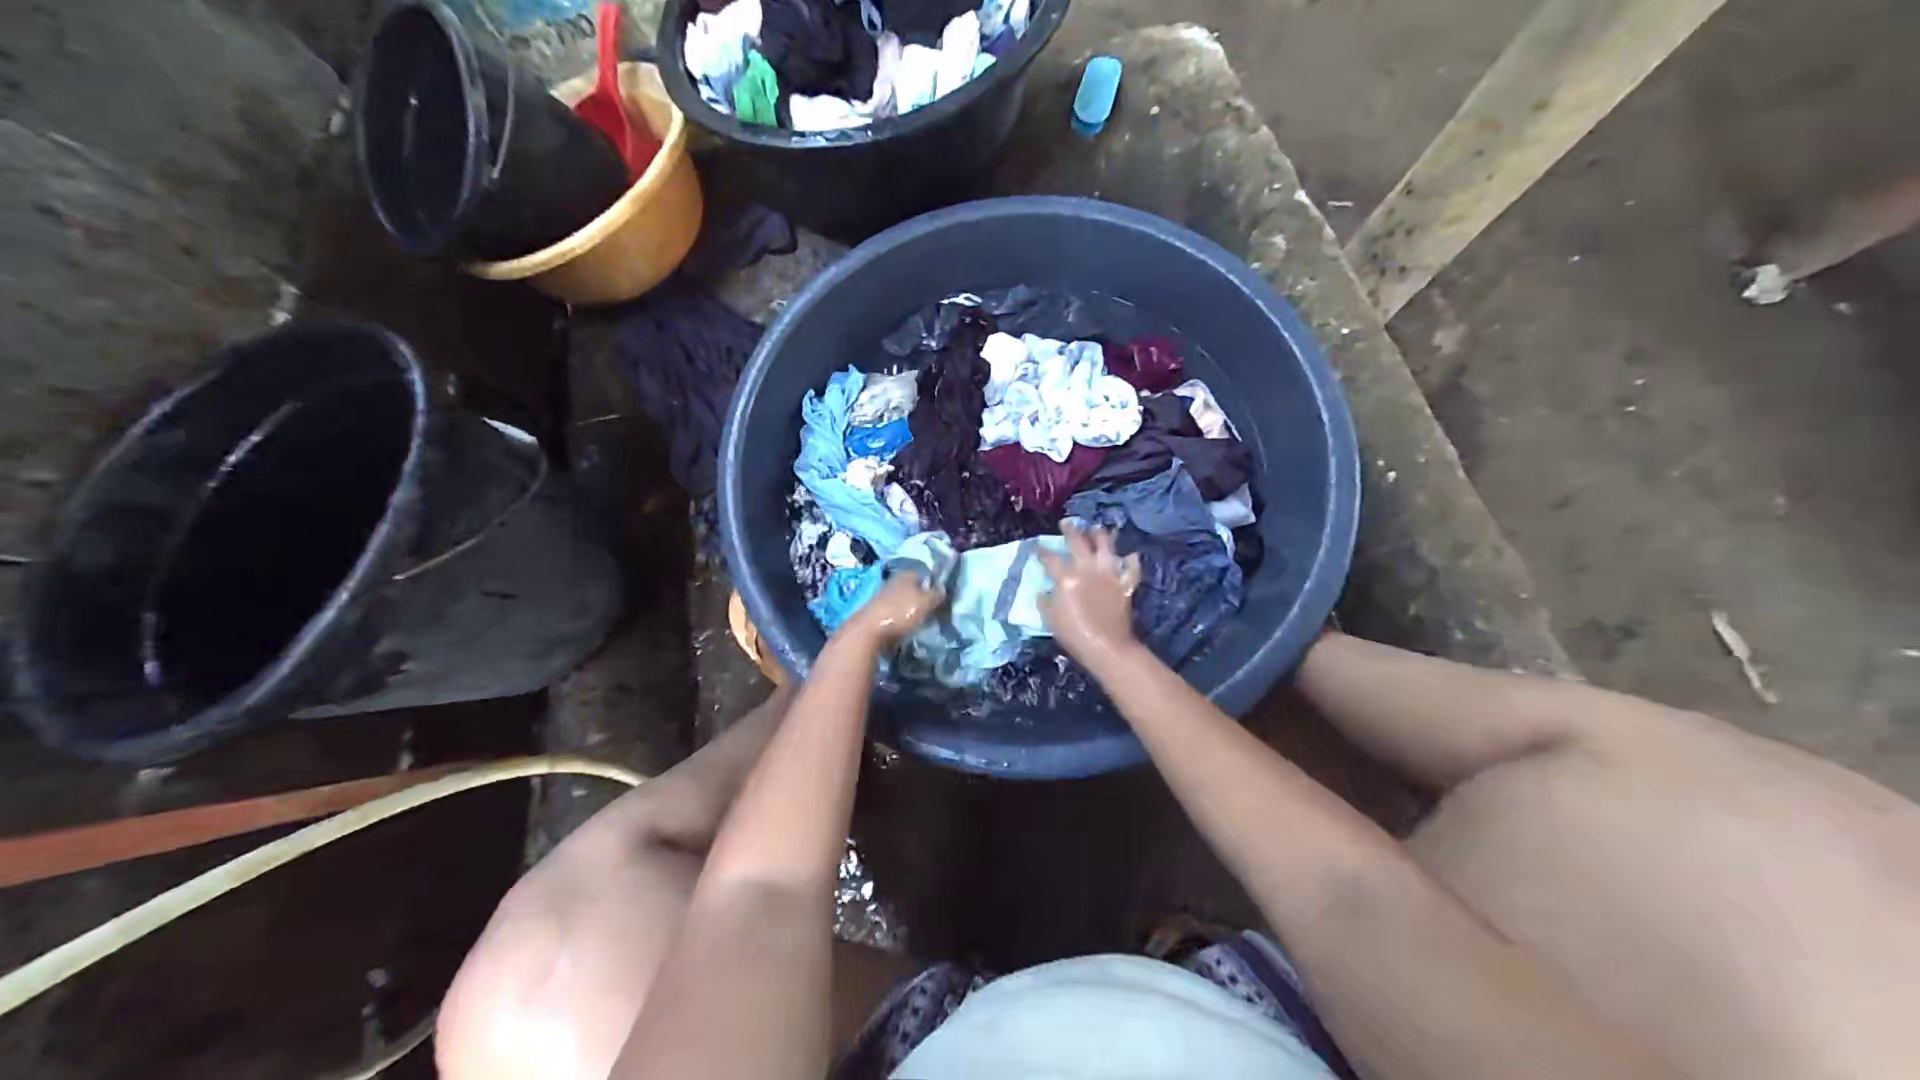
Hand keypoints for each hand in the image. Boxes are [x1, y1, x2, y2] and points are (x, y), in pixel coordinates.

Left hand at [837, 573, 942, 651]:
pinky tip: (907, 628)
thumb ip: (937, 594)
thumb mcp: (926, 602)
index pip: (924, 574)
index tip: (941, 597)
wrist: (868, 632)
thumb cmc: (900, 612)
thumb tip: (943, 589)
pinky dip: (901, 619)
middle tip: (934, 610)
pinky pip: (895, 614)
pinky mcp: (877, 613)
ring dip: (911, 610)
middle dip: (921, 597)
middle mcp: (893, 582)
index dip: (933, 584)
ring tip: (922, 622)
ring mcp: (883, 597)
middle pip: (913, 588)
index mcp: (906, 574)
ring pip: (903, 601)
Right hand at [1037, 522, 1141, 667]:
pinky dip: (1130, 561)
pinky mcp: (1124, 583)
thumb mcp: (1050, 617)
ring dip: (1100, 535)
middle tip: (1066, 523)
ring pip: (1106, 545)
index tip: (1037, 546)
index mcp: (1066, 576)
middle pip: (1078, 542)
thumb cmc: (1074, 633)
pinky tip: (1130, 556)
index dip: (1042, 551)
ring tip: (1096, 529)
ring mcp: (1108, 573)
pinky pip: (1130, 567)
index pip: (1050, 558)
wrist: (1106, 646)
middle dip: (1070, 530)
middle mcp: (1087, 568)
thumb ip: (1045, 600)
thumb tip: (1045, 592)